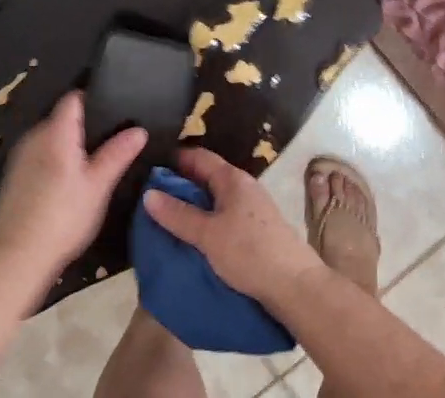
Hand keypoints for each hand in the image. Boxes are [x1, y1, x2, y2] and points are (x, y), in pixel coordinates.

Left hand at [0, 92, 146, 277]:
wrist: (16, 256)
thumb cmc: (63, 217)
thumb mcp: (98, 187)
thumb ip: (117, 154)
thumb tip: (139, 130)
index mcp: (55, 131)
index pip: (73, 98)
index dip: (93, 99)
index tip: (115, 109)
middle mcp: (33, 136)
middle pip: (61, 118)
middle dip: (84, 126)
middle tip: (112, 142)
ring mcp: (19, 156)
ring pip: (49, 139)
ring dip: (68, 146)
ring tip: (93, 163)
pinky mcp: (13, 177)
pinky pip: (38, 157)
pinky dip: (54, 161)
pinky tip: (67, 184)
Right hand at [142, 147, 323, 302]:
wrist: (296, 287)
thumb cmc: (250, 252)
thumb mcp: (208, 234)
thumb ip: (178, 215)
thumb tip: (148, 194)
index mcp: (232, 179)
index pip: (198, 156)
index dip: (173, 159)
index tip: (149, 168)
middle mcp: (244, 187)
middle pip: (206, 177)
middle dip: (180, 185)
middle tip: (151, 196)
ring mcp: (252, 208)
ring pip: (215, 199)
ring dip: (193, 205)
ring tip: (166, 217)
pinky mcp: (256, 230)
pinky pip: (224, 216)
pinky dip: (207, 220)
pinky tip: (193, 236)